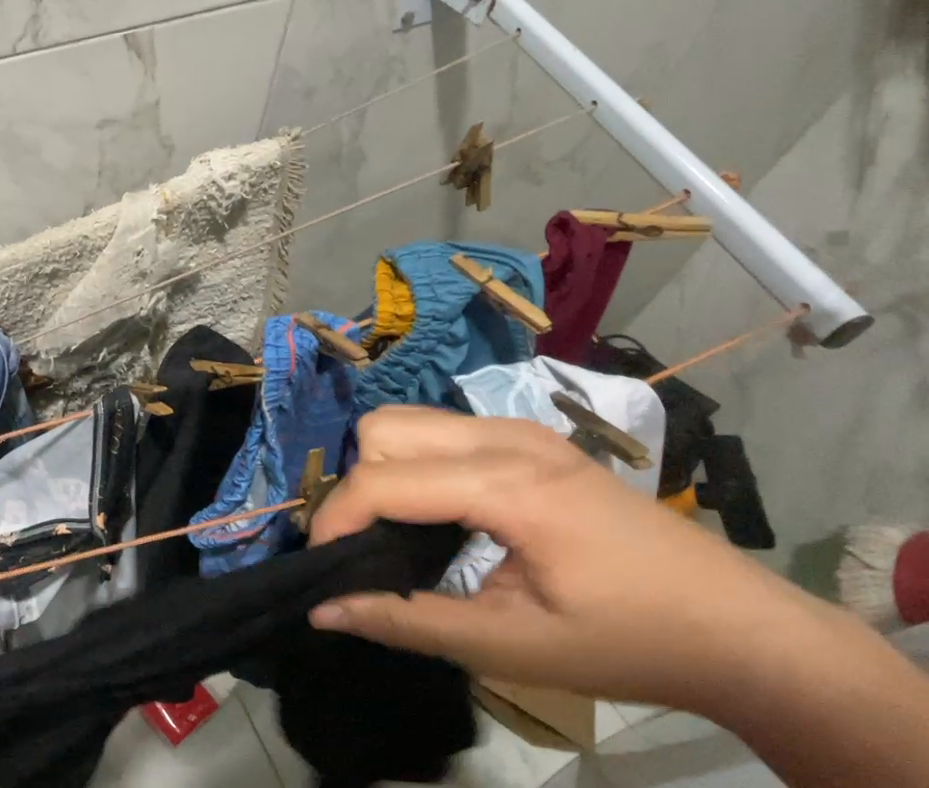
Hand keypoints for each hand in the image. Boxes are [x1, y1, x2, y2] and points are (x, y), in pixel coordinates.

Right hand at [305, 406, 837, 712]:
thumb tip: (321, 611)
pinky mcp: (532, 437)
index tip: (321, 566)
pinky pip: (440, 429)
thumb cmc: (631, 643)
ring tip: (394, 531)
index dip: (335, 520)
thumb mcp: (513, 646)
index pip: (382, 480)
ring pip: (407, 420)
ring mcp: (523, 430)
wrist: (745, 632)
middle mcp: (508, 437)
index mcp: (509, 485)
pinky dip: (414, 462)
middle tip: (365, 546)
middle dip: (356, 485)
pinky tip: (437, 513)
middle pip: (383, 429)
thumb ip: (408, 622)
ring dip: (382, 469)